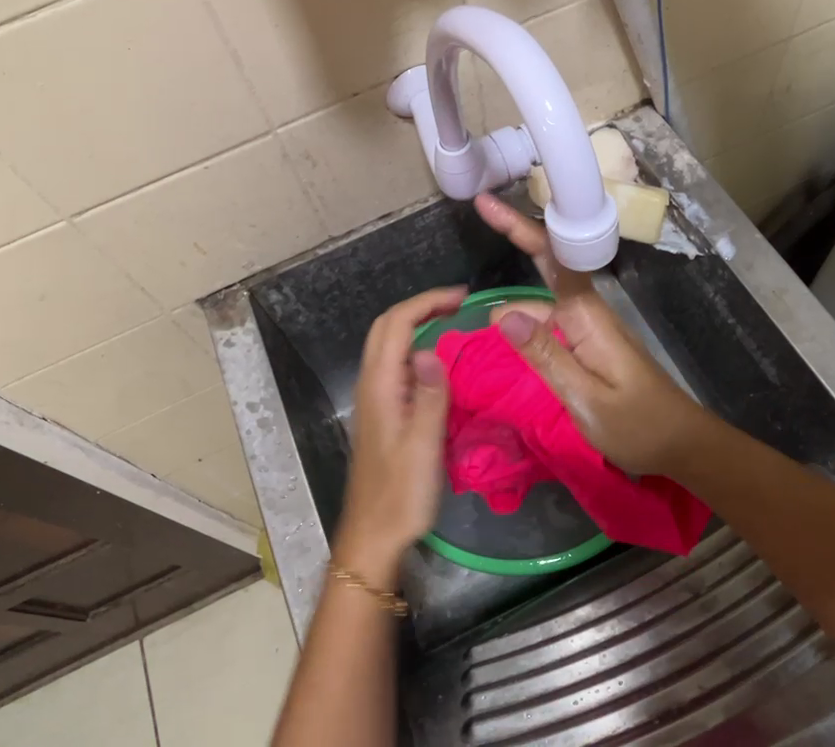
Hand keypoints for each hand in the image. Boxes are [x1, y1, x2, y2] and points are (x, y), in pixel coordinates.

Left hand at [334, 287, 466, 583]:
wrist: (373, 537)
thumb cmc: (400, 496)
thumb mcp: (422, 447)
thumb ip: (428, 397)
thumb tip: (432, 350)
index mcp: (379, 386)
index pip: (397, 324)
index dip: (427, 302)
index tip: (462, 297)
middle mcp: (372, 385)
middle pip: (388, 328)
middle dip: (421, 307)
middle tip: (460, 305)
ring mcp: (375, 399)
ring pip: (391, 346)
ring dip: (418, 325)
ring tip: (457, 324)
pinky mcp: (384, 413)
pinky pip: (398, 366)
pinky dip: (418, 349)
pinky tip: (444, 363)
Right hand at [475, 193, 717, 475]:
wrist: (685, 447)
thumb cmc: (639, 426)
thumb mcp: (586, 399)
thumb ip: (545, 356)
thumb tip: (501, 314)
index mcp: (588, 318)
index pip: (552, 258)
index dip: (519, 228)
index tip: (487, 204)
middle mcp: (588, 314)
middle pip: (547, 266)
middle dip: (514, 238)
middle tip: (477, 212)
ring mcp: (590, 330)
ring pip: (542, 303)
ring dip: (512, 303)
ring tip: (474, 318)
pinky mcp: (589, 348)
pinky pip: (549, 324)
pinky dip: (523, 323)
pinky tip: (503, 336)